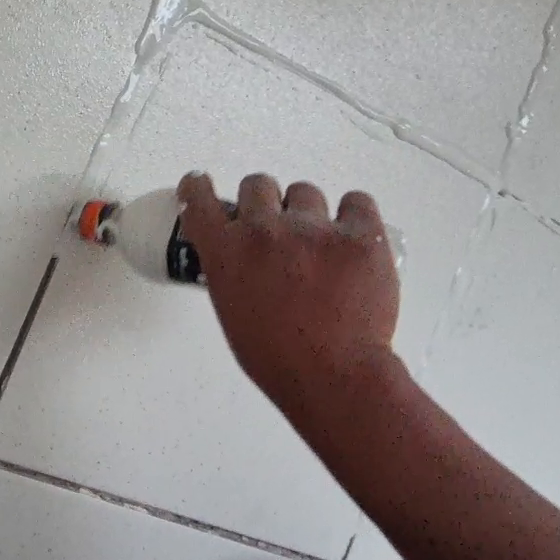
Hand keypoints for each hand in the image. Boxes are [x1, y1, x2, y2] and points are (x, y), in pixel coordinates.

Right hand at [176, 172, 401, 421]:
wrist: (334, 375)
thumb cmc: (273, 355)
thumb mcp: (231, 309)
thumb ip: (231, 271)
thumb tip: (245, 256)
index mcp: (225, 251)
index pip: (200, 199)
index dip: (199, 187)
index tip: (201, 185)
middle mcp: (263, 229)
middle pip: (257, 184)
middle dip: (263, 202)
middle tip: (276, 230)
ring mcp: (314, 229)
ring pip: (305, 191)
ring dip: (306, 212)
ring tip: (319, 243)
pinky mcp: (360, 235)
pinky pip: (356, 201)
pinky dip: (353, 216)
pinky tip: (353, 239)